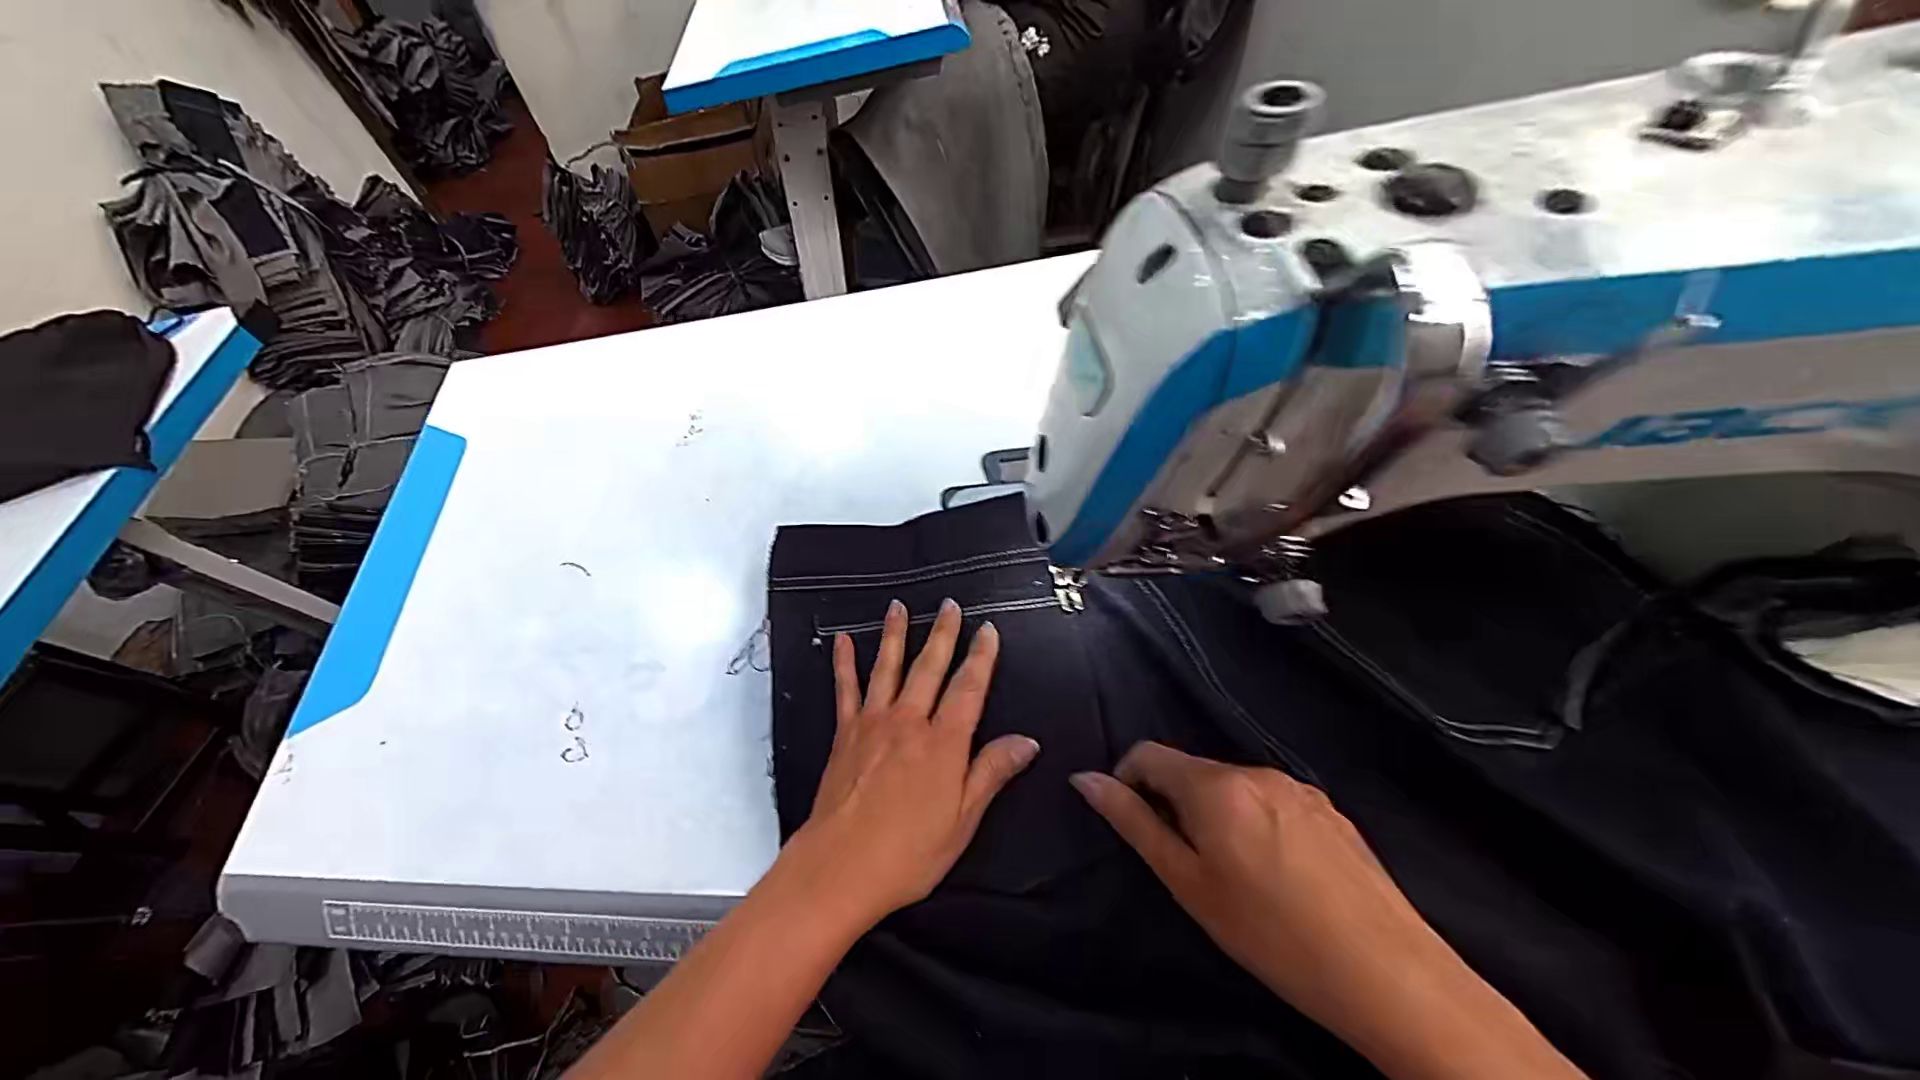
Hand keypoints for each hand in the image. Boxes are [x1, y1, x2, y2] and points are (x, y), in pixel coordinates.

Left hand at [779, 598, 1040, 927]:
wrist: (839, 867)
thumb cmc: (906, 853)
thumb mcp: (963, 820)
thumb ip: (992, 773)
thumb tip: (1025, 742)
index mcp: (943, 743)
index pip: (969, 687)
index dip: (982, 656)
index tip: (988, 631)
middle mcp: (909, 723)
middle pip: (930, 667)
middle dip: (944, 633)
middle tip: (950, 606)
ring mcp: (873, 724)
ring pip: (888, 667)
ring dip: (896, 634)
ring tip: (900, 607)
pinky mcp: (845, 734)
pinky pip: (846, 689)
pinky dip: (845, 663)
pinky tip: (844, 641)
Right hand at [1072, 743, 1585, 1079]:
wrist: (1390, 975)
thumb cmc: (1269, 932)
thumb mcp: (1187, 882)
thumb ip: (1133, 822)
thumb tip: (1085, 778)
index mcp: (1215, 785)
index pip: (1148, 752)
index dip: (1126, 780)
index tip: (1133, 825)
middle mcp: (1256, 771)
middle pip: (1192, 770)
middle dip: (1173, 801)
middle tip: (1184, 863)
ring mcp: (1300, 787)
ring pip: (1232, 786)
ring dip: (1214, 813)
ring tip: (1233, 875)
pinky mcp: (1331, 810)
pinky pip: (1271, 800)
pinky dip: (1254, 821)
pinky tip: (1278, 875)